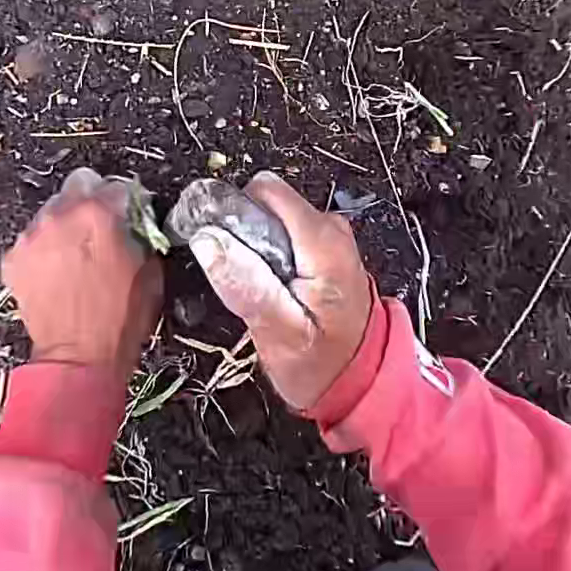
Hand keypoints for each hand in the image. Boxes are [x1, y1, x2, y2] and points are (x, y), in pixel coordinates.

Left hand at [2, 167, 162, 372]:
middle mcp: (60, 218)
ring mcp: (33, 238)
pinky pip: (33, 239)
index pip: (115, 186)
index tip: (129, 214)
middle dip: (91, 205)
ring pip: (52, 212)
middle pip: (77, 188)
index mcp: (99, 214)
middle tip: (102, 230)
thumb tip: (134, 224)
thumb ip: (139, 233)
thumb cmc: (119, 316)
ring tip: (78, 254)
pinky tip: (58, 269)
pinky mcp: (15, 260)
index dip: (126, 202)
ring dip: (66, 225)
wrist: (79, 357)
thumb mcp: (148, 267)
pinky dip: (45, 247)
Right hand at [187, 171, 373, 408]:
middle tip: (244, 281)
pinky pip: (286, 235)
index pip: (265, 190)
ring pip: (275, 219)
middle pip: (269, 204)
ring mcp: (331, 235)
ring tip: (262, 291)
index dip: (235, 211)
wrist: (361, 380)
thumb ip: (246, 285)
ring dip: (258, 248)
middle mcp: (331, 228)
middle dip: (246, 234)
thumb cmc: (322, 362)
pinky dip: (273, 255)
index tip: (219, 246)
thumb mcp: (279, 332)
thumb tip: (208, 239)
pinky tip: (277, 289)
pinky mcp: (327, 247)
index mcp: (321, 240)